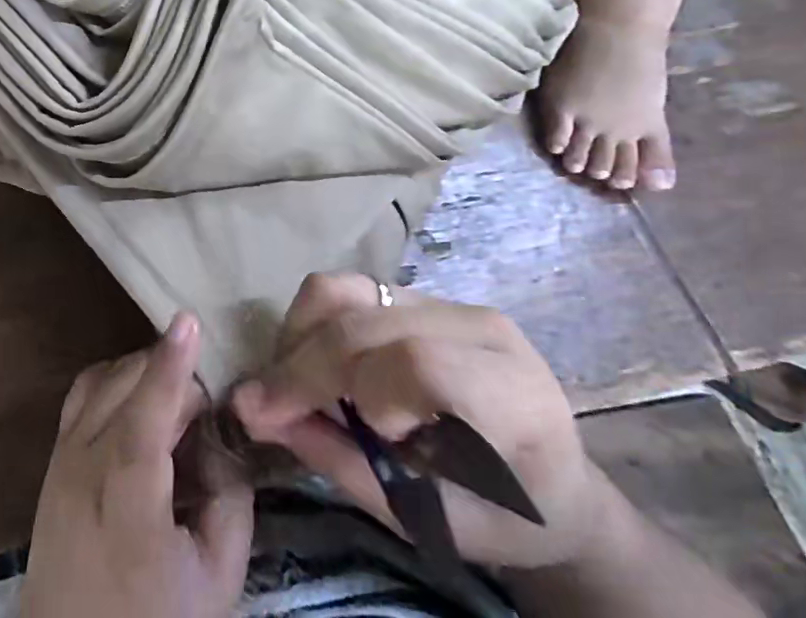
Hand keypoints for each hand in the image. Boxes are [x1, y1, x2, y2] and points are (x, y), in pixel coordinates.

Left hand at [21, 313, 253, 617]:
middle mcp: (83, 467)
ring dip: (139, 372)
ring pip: (98, 381)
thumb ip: (230, 495)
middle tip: (204, 411)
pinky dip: (113, 382)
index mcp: (127, 500)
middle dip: (169, 373)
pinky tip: (137, 405)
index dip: (170, 365)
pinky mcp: (51, 463)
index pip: (147, 415)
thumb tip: (221, 437)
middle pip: (123, 385)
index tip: (189, 321)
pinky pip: (81, 397)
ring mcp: (60, 461)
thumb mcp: (218, 574)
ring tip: (173, 401)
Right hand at [231, 272, 611, 568]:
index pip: (421, 362)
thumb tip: (252, 410)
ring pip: (347, 288)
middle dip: (301, 365)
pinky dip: (314, 325)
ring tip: (291, 383)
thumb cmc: (503, 517)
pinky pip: (351, 290)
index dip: (362, 390)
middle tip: (265, 409)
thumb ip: (339, 460)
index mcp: (514, 397)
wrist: (554, 481)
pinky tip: (315, 365)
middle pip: (366, 317)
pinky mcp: (424, 296)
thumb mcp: (427, 516)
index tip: (333, 430)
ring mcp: (451, 303)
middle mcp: (483, 330)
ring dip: (300, 334)